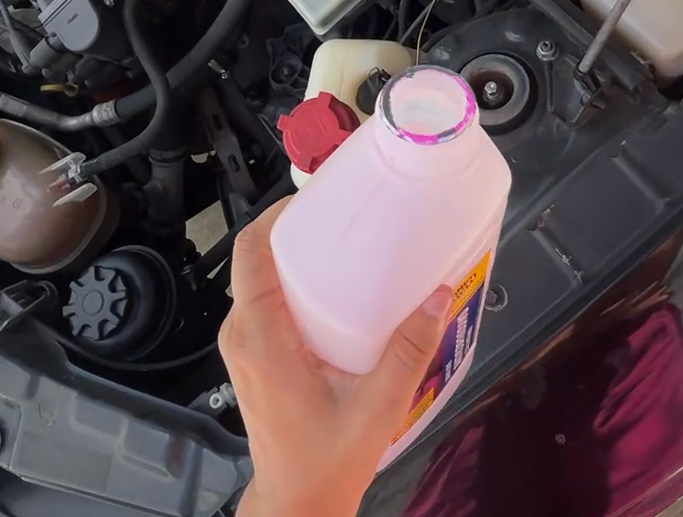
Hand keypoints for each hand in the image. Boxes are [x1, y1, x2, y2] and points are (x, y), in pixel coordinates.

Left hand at [221, 199, 453, 516]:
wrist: (296, 504)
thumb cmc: (326, 461)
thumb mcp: (376, 406)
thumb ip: (408, 350)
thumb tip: (439, 294)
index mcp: (261, 337)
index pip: (251, 252)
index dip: (277, 214)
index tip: (316, 196)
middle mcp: (243, 333)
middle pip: (255, 257)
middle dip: (293, 227)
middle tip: (341, 212)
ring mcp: (244, 343)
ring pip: (258, 275)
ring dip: (293, 252)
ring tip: (340, 239)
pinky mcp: (253, 353)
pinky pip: (264, 297)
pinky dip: (291, 278)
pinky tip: (331, 282)